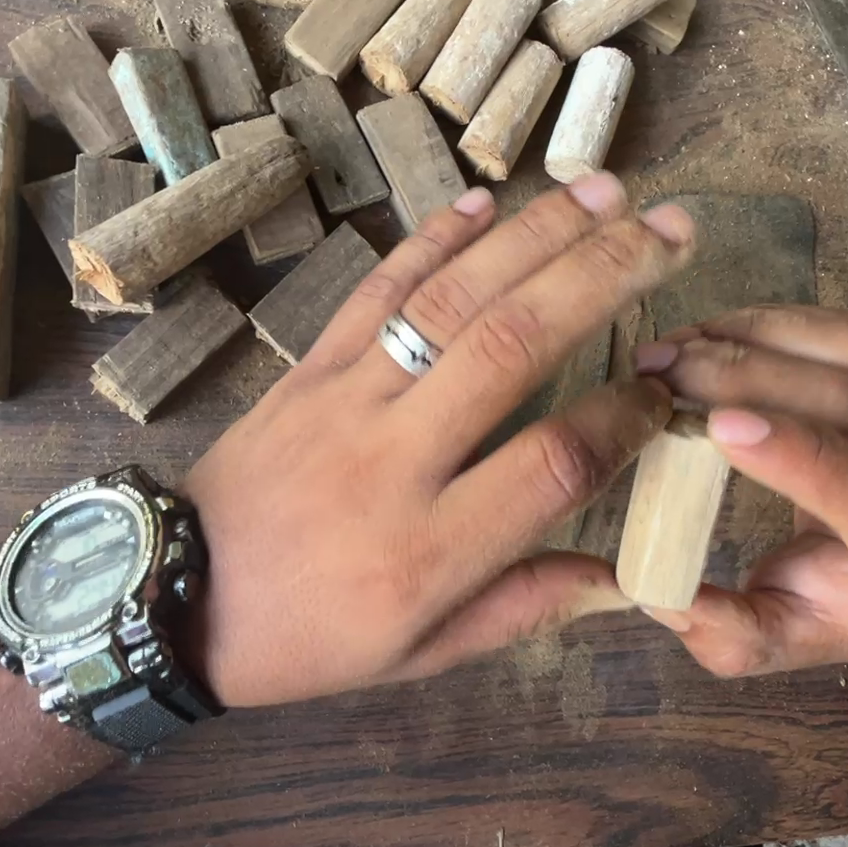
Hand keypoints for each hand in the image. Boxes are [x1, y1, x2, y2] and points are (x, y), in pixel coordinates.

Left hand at [182, 175, 696, 707]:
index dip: (624, 417)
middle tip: (671, 231)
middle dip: (601, 277)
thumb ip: (521, 607)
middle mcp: (393, 457)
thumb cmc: (307, 636)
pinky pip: (376, 290)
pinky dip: (432, 240)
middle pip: (511, 345)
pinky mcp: (308, 366)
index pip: (553, 462)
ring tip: (604, 193)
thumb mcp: (418, 653)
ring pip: (450, 300)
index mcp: (428, 549)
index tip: (664, 390)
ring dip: (532, 236)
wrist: (176, 594)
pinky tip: (484, 203)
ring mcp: (344, 397)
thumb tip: (619, 577)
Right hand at [636, 306, 847, 674]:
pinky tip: (710, 332)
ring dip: (751, 338)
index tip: (716, 426)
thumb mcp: (785, 642)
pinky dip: (770, 322)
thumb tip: (656, 594)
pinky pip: (841, 332)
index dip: (799, 454)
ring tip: (671, 348)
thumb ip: (726, 631)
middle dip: (744, 377)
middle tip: (656, 372)